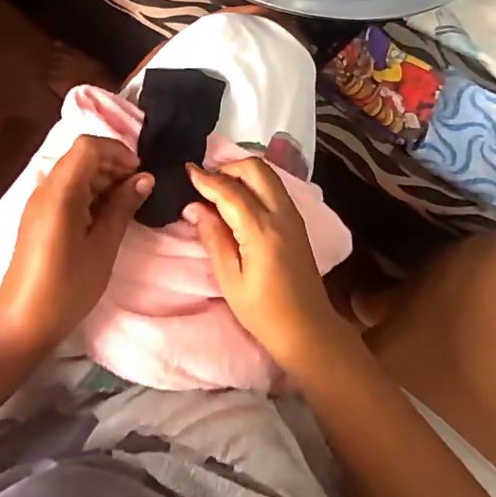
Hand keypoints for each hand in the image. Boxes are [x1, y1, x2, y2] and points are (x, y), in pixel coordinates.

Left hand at [0, 135, 151, 357]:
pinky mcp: (38, 216)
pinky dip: (89, 192)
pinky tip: (105, 216)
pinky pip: (66, 189)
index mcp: (60, 191)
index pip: (88, 146)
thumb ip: (123, 207)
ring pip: (74, 171)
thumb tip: (144, 179)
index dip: (117, 151)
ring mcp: (39, 202)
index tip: (139, 173)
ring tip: (126, 204)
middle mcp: (45, 188)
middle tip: (137, 190)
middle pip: (80, 156)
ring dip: (102, 178)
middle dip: (112, 164)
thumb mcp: (102, 247)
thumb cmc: (66, 287)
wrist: (20, 324)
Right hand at [185, 160, 350, 370]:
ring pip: (267, 173)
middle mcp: (281, 214)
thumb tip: (193, 207)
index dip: (206, 178)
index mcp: (262, 230)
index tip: (187, 170)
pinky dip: (254, 181)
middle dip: (227, 167)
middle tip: (205, 180)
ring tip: (219, 187)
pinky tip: (239, 198)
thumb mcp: (230, 280)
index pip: (230, 191)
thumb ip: (213, 238)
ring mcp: (293, 215)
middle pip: (255, 169)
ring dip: (242, 172)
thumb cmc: (264, 312)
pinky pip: (274, 186)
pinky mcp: (297, 220)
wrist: (309, 329)